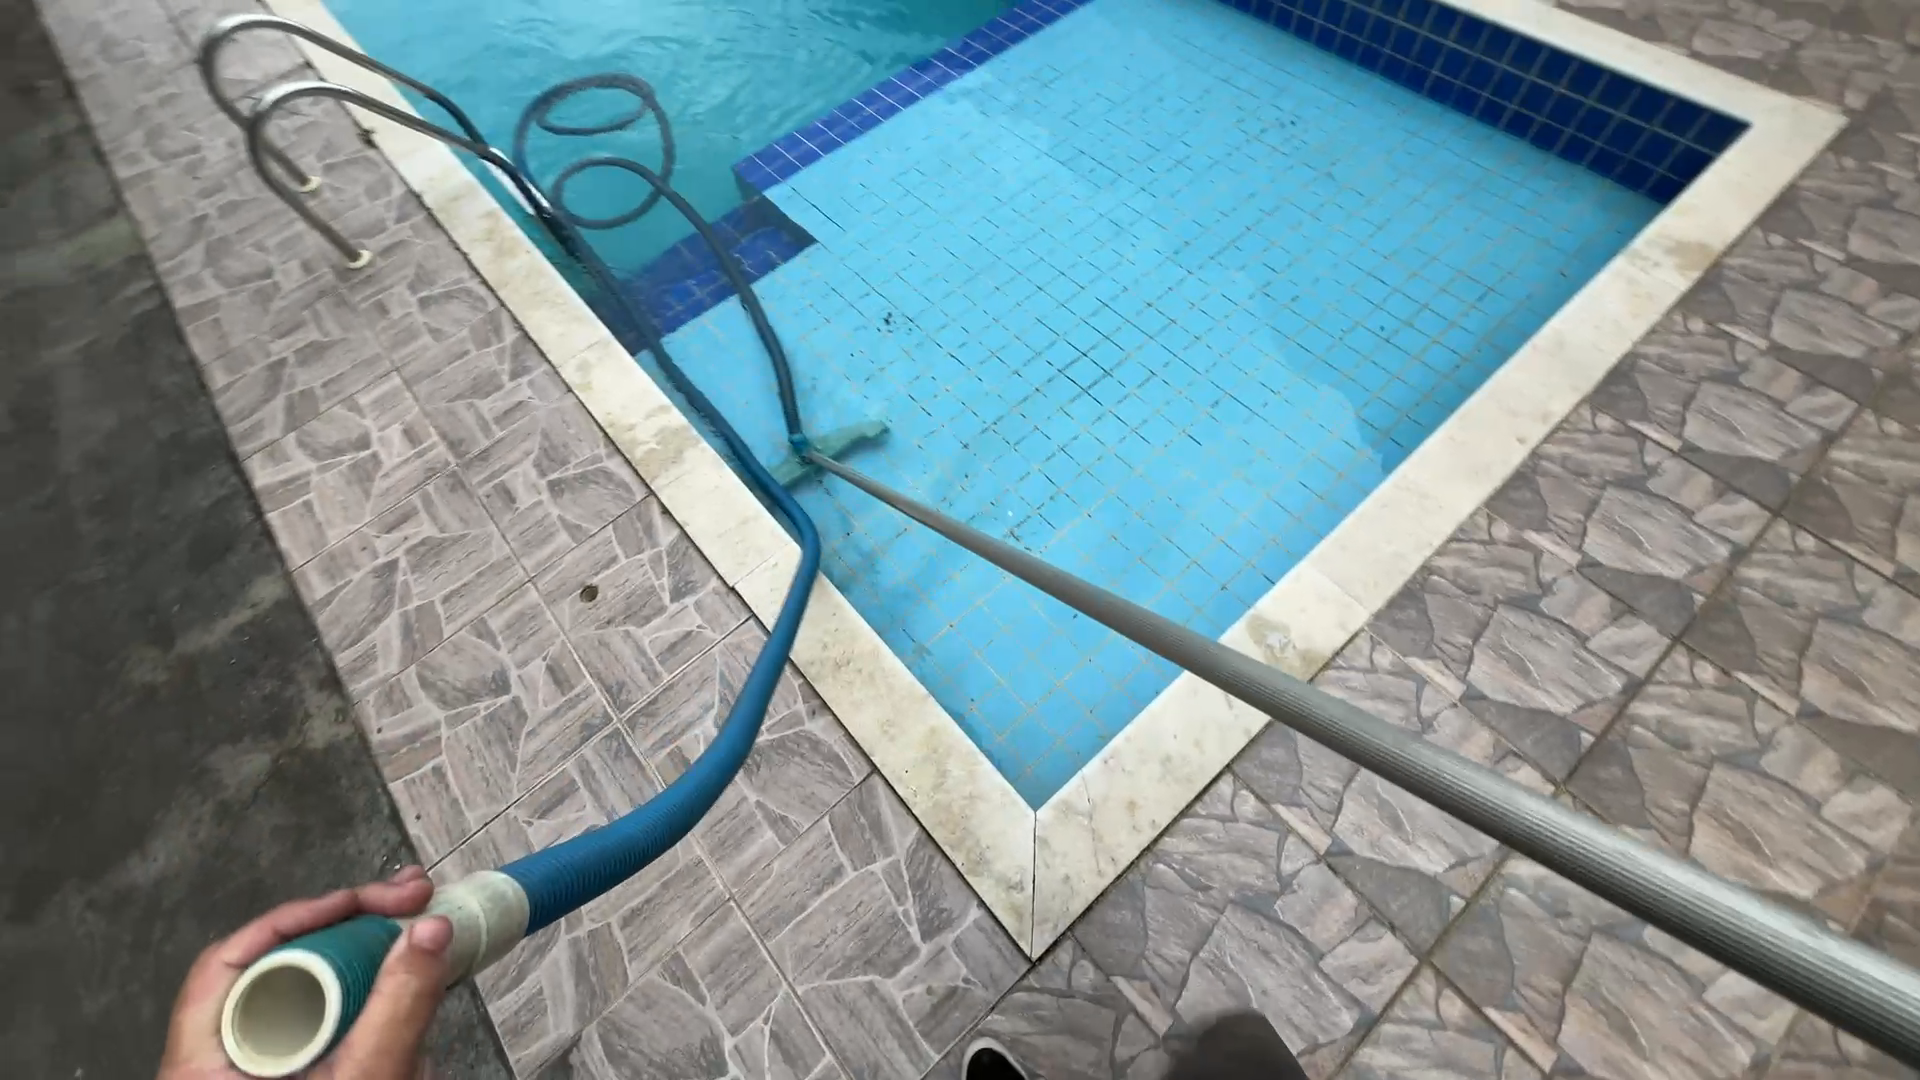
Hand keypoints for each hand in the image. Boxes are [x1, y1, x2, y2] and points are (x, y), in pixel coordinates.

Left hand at [157, 866, 450, 1079]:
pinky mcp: (311, 1070)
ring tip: (428, 918)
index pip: (227, 964)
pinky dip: (381, 979)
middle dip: (356, 919)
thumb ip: (399, 1005)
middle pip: (279, 964)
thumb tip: (432, 924)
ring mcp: (271, 1067)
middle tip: (418, 895)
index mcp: (204, 1066)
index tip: (369, 900)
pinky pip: (340, 1008)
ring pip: (315, 983)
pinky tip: (420, 969)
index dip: (296, 917)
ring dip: (376, 943)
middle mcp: (227, 1060)